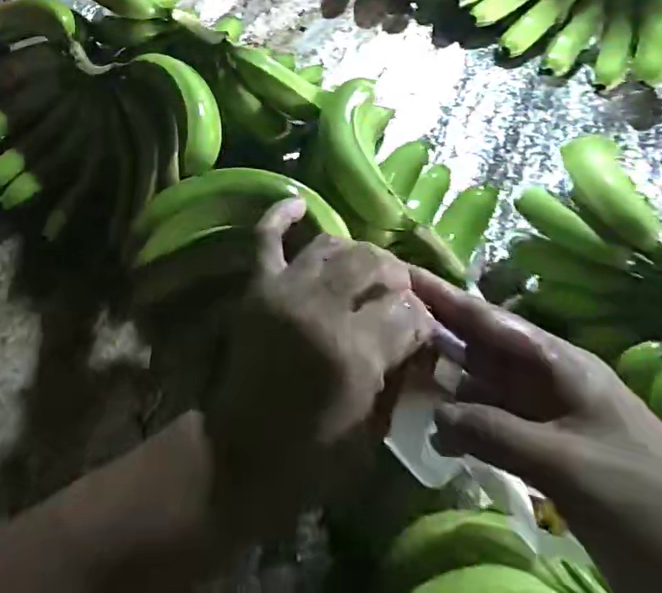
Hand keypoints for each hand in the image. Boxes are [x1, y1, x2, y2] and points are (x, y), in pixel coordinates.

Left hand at [203, 200, 432, 537]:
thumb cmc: (312, 456)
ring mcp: (284, 291)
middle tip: (399, 297)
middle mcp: (321, 309)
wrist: (237, 456)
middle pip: (376, 264)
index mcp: (354, 352)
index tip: (423, 328)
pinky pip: (267, 237)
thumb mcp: (372, 425)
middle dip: (397, 279)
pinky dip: (281, 215)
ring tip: (366, 271)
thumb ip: (400, 372)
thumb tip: (421, 336)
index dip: (422, 319)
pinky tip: (301, 204)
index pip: (407, 310)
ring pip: (333, 244)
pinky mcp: (257, 287)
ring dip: (357, 254)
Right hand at [410, 267, 661, 592]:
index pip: (492, 320)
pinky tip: (435, 424)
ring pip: (489, 386)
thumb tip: (435, 413)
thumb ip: (496, 431)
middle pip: (486, 347)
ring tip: (397, 361)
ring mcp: (554, 420)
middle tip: (386, 313)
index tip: (403, 271)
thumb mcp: (569, 464)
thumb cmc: (647, 503)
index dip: (446, 296)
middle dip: (440, 329)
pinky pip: (499, 426)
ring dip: (448, 376)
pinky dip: (467, 422)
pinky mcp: (553, 456)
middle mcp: (555, 381)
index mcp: (565, 364)